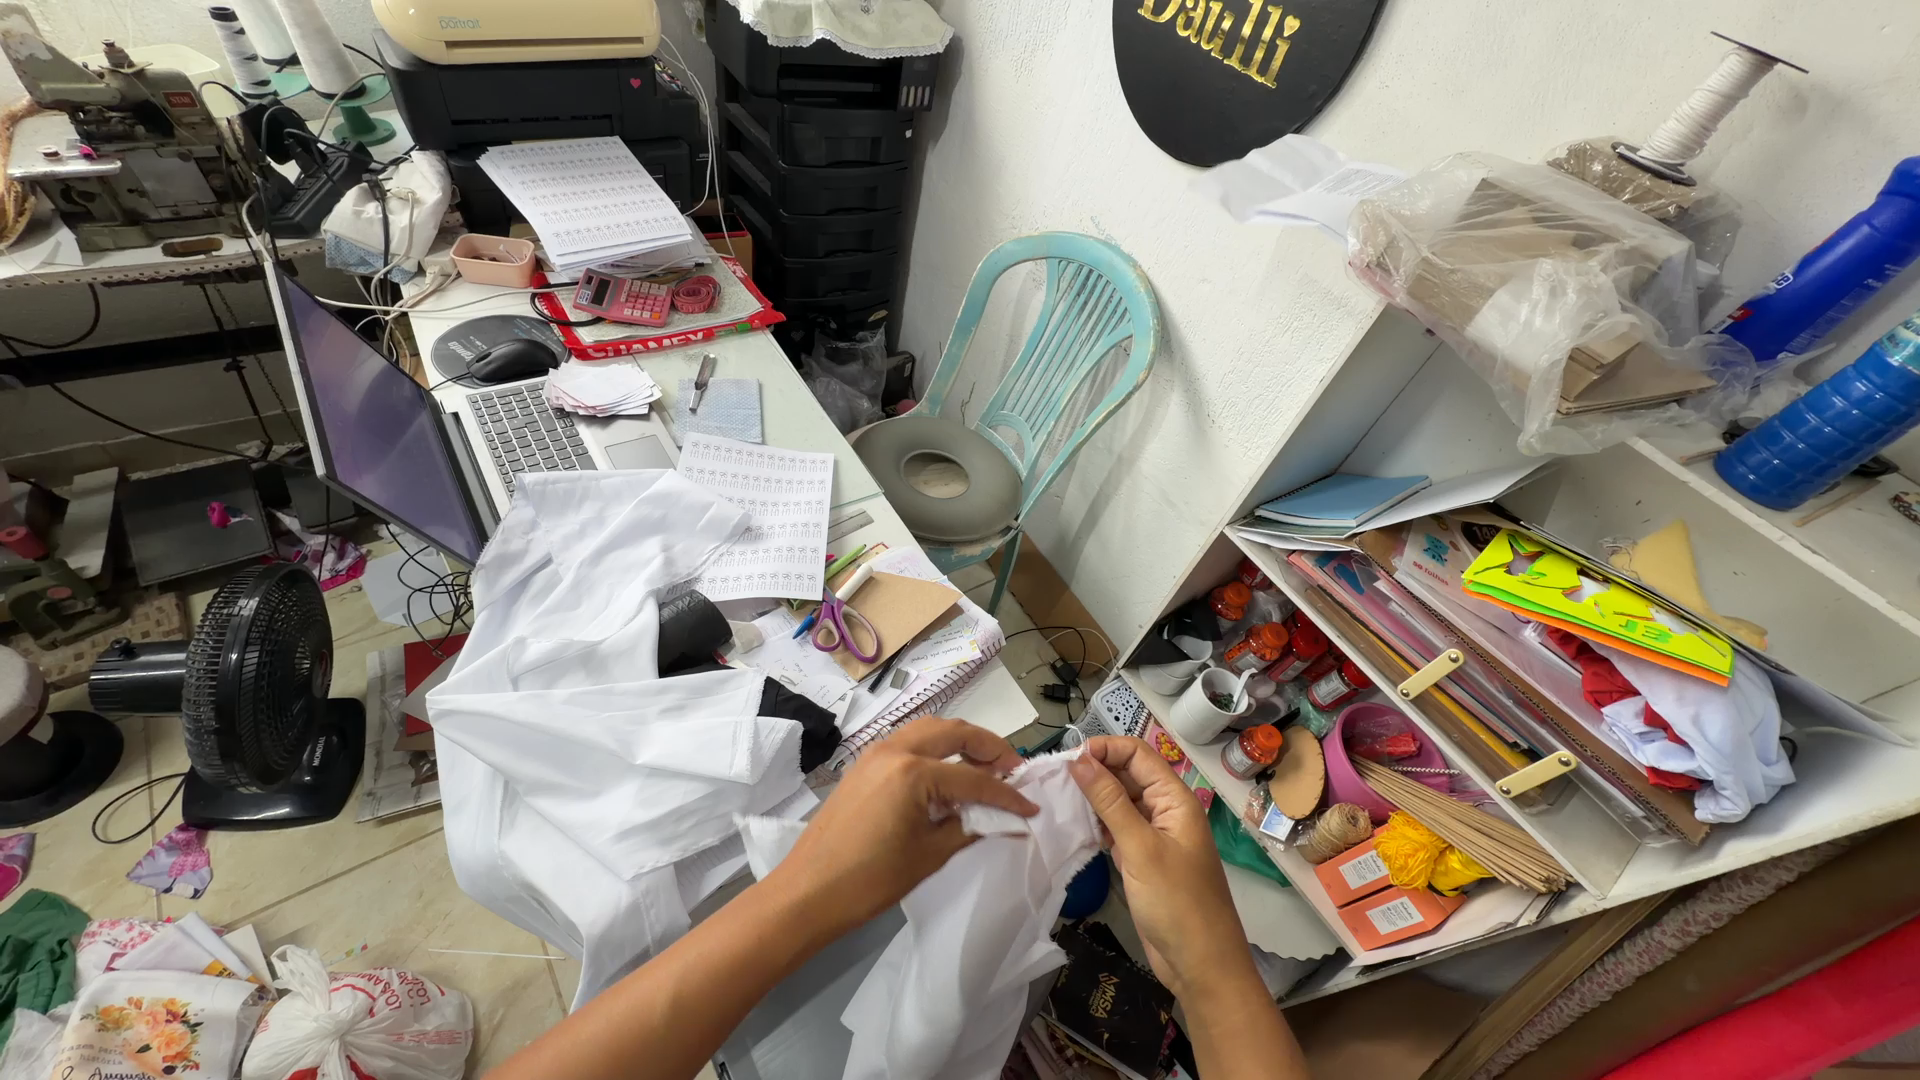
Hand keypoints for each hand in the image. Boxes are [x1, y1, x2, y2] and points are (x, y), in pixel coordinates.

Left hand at [765, 716, 1035, 936]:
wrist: (807, 892)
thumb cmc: (870, 880)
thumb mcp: (929, 855)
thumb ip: (970, 828)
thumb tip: (1004, 820)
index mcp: (913, 771)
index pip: (974, 777)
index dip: (1007, 795)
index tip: (1031, 807)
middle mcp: (895, 749)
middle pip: (954, 732)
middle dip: (988, 747)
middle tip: (1012, 769)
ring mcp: (876, 753)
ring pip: (930, 729)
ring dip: (960, 741)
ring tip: (985, 767)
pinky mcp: (864, 764)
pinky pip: (909, 742)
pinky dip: (935, 749)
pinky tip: (948, 774)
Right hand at [1069, 736, 1252, 999]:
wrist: (1201, 966)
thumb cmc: (1177, 902)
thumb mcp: (1140, 847)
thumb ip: (1109, 801)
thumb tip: (1079, 759)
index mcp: (1174, 799)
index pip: (1137, 754)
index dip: (1105, 748)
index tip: (1069, 760)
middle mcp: (1165, 810)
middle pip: (1127, 774)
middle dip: (1095, 771)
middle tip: (1057, 781)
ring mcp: (1154, 836)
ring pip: (1119, 801)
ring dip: (1093, 798)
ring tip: (1059, 800)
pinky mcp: (1142, 859)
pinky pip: (1117, 828)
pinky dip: (1097, 824)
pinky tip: (1074, 826)